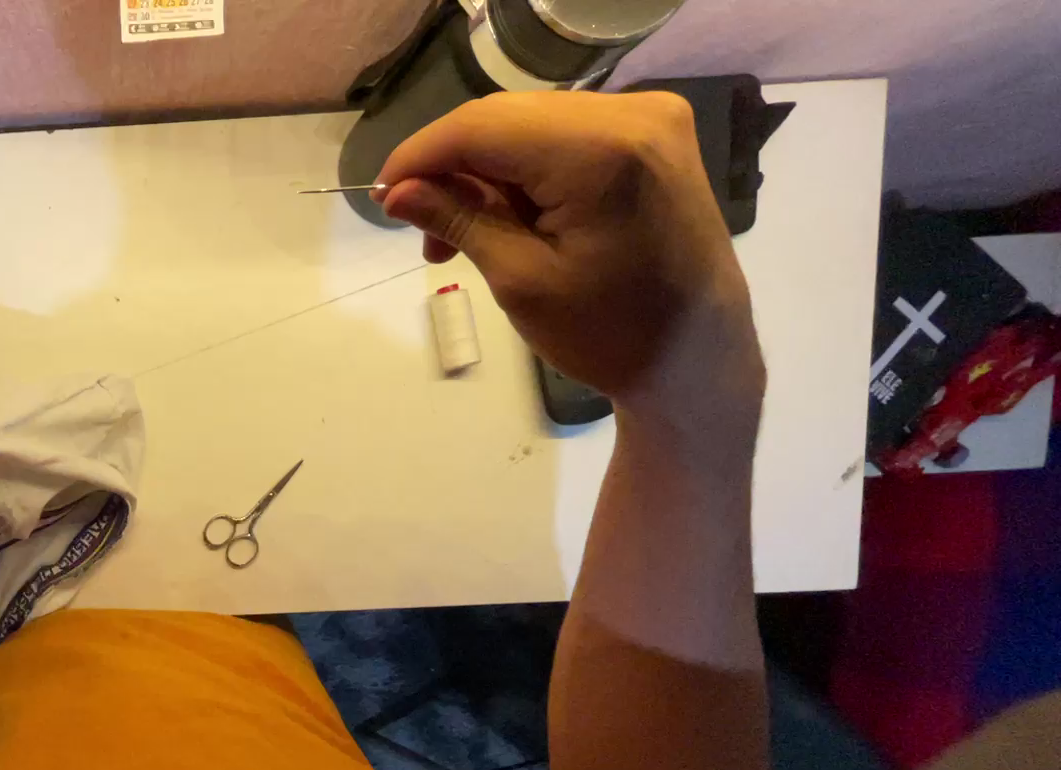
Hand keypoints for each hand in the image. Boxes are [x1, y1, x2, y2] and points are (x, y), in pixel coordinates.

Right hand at [374, 92, 763, 436]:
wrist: (693, 354)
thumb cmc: (604, 331)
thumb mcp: (518, 279)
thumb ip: (457, 220)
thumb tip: (395, 192)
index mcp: (600, 150)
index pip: (482, 126)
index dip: (420, 155)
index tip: (379, 196)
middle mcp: (630, 112)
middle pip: (503, 119)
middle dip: (447, 169)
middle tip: (418, 231)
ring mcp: (645, 120)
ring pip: (525, 129)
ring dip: (478, 178)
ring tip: (453, 241)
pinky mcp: (647, 139)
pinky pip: (556, 141)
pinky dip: (516, 178)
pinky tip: (497, 221)